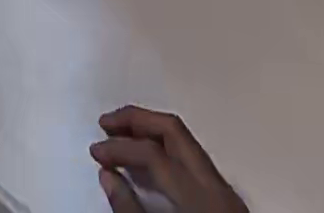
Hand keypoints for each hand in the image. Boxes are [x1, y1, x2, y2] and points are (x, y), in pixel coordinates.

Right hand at [89, 107, 247, 212]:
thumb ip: (132, 212)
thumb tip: (107, 175)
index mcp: (202, 198)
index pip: (153, 154)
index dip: (119, 148)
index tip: (95, 153)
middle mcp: (217, 186)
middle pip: (173, 130)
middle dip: (136, 121)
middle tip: (105, 124)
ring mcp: (227, 193)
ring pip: (185, 141)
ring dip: (150, 131)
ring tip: (120, 136)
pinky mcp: (228, 203)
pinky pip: (192, 159)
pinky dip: (165, 150)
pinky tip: (147, 163)